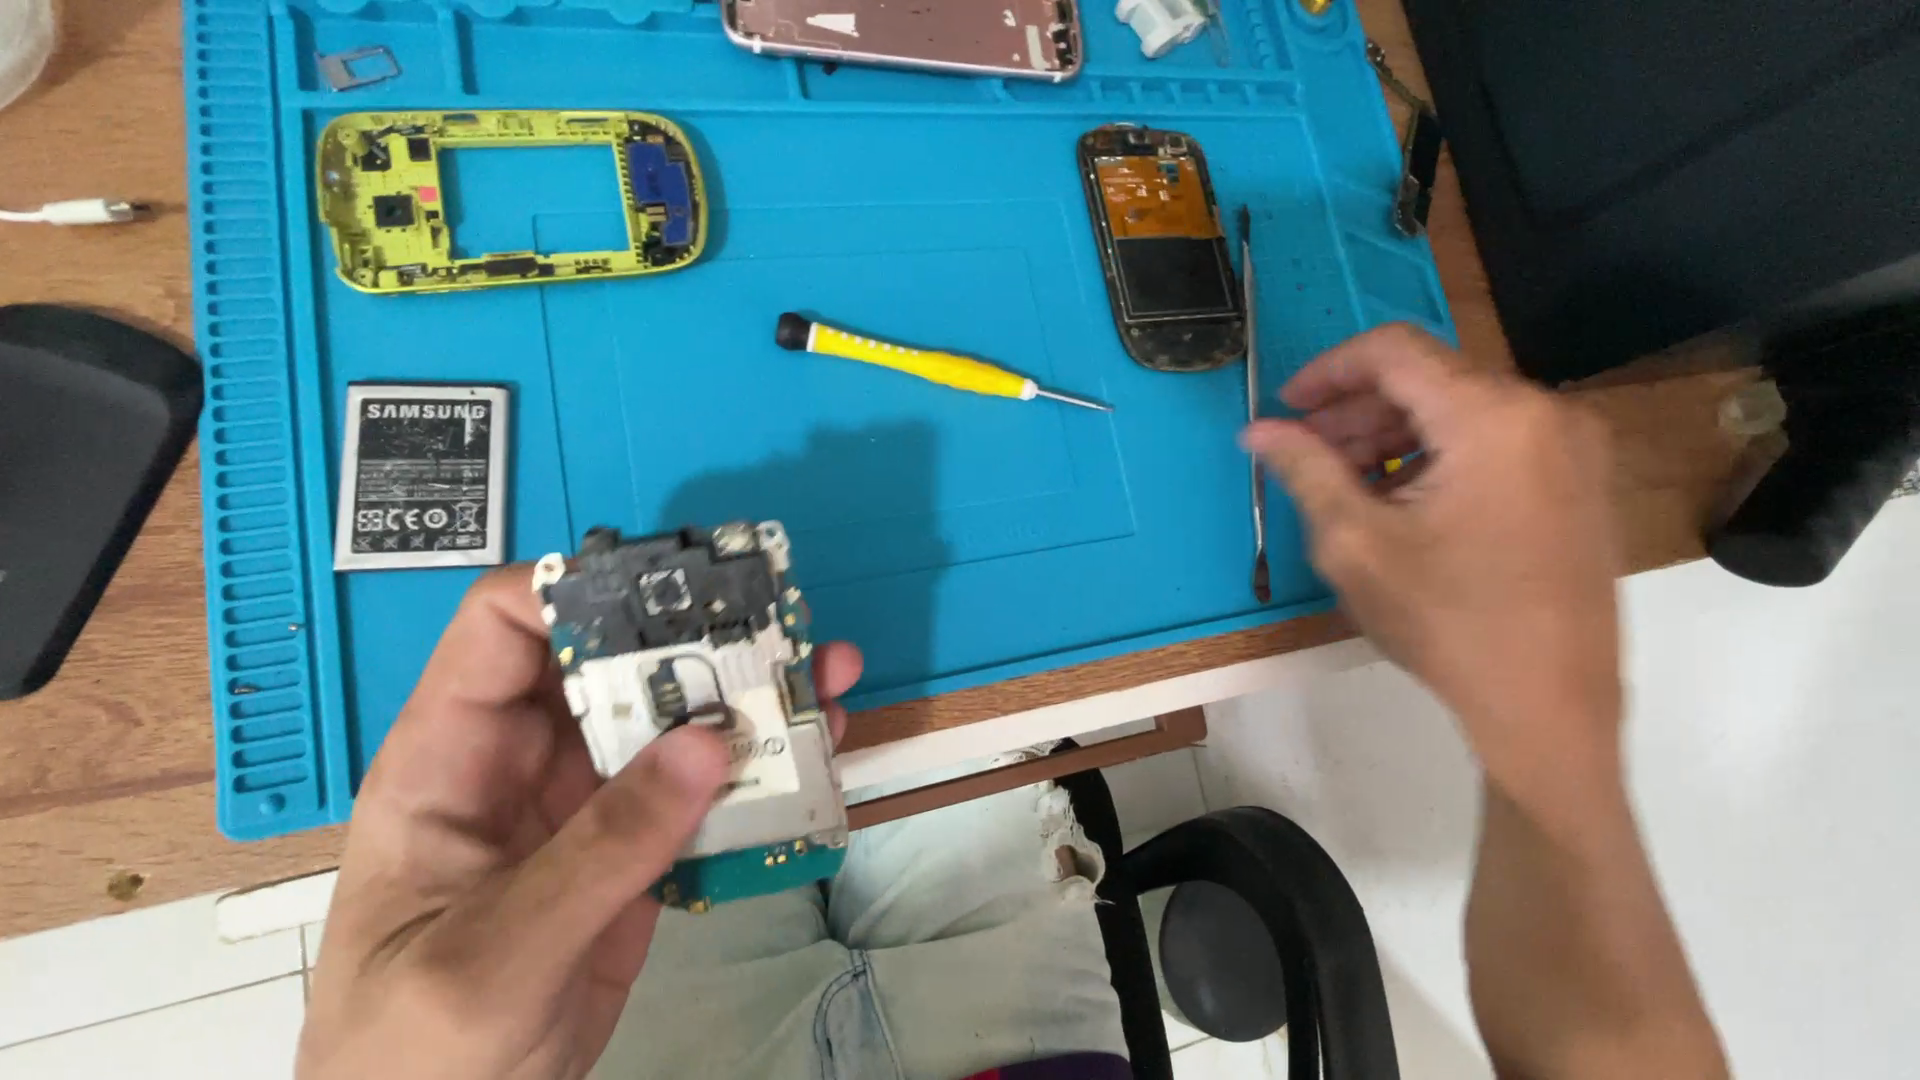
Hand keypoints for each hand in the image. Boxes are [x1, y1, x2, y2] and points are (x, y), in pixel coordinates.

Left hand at [298, 566, 863, 1079]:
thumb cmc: (414, 1059)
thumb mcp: (494, 958)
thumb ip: (600, 849)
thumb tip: (710, 740)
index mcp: (455, 757)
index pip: (503, 628)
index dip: (579, 588)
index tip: (675, 585)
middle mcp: (529, 759)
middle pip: (615, 663)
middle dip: (700, 637)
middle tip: (784, 626)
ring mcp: (592, 802)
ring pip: (674, 721)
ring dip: (751, 696)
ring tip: (828, 678)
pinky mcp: (642, 846)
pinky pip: (706, 788)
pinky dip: (763, 768)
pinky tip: (819, 753)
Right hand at [1242, 324, 1622, 804]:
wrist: (1549, 705)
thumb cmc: (1446, 621)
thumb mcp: (1355, 542)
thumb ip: (1304, 470)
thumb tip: (1257, 430)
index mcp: (1491, 416)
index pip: (1394, 350)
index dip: (1328, 370)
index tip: (1286, 408)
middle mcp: (1544, 411)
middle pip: (1429, 379)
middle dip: (1355, 410)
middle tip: (1305, 454)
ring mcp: (1571, 447)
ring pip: (1460, 411)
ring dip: (1391, 435)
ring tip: (1343, 484)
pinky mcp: (1578, 482)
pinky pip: (1493, 442)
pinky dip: (1435, 456)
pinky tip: (1398, 502)